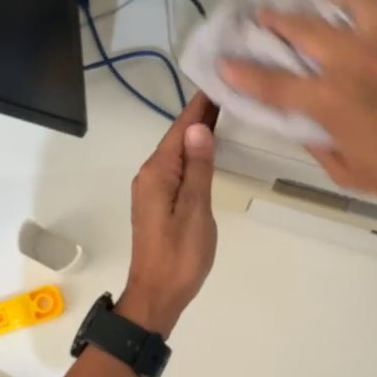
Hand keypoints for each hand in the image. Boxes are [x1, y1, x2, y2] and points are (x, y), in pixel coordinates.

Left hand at [115, 93, 219, 335]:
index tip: (217, 81)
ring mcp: (151, 191)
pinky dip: (191, 155)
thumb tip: (199, 128)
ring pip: (176, 153)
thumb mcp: (195, 211)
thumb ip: (198, 169)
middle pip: (176, 139)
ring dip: (195, 134)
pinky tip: (206, 151)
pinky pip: (175, 169)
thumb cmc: (179, 256)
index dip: (198, 107)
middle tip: (227, 92)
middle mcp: (149, 176)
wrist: (157, 296)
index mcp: (157, 174)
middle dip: (199, 116)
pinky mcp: (157, 203)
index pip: (180, 131)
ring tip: (222, 113)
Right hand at [220, 0, 376, 216]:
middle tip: (266, 17)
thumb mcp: (346, 172)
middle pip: (305, 27)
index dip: (243, 72)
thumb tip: (302, 121)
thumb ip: (317, 142)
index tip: (225, 62)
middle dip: (277, 20)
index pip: (273, 83)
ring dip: (338, 0)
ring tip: (334, 7)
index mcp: (331, 100)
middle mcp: (356, 61)